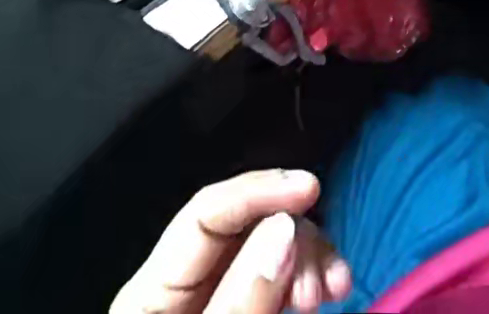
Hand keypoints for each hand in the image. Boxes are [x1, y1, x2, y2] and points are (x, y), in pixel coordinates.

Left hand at [111, 169, 352, 313]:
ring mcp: (215, 297)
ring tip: (335, 289)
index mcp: (154, 290)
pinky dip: (305, 277)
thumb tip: (286, 224)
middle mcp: (185, 282)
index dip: (258, 190)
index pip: (205, 212)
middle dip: (293, 234)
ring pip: (268, 248)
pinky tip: (329, 289)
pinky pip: (276, 280)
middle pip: (243, 226)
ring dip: (308, 256)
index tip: (311, 187)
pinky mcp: (242, 310)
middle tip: (328, 282)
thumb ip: (244, 300)